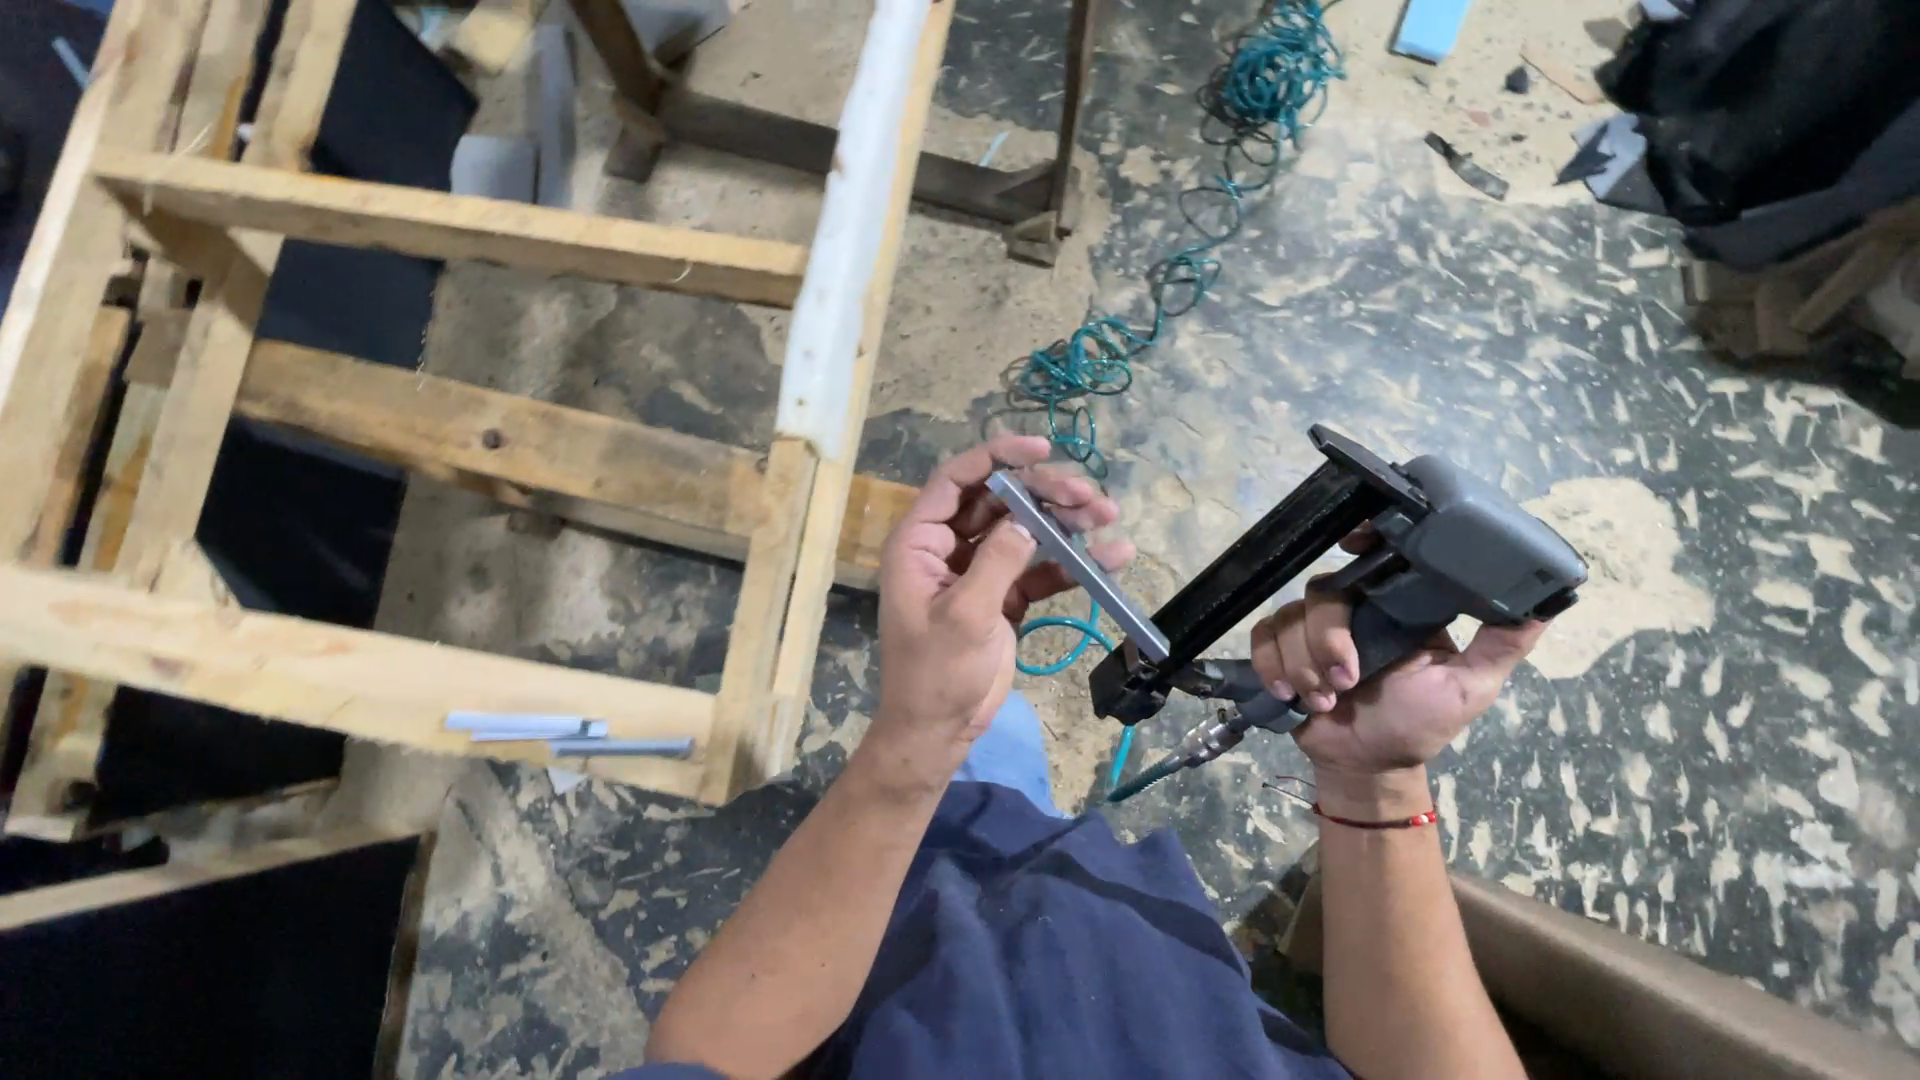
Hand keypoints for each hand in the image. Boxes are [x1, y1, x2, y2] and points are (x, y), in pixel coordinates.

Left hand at [875, 434, 1131, 757]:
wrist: (940, 729)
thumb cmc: (936, 673)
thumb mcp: (965, 615)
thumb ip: (997, 561)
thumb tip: (1029, 518)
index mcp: (920, 543)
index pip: (956, 481)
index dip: (996, 456)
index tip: (1040, 448)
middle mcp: (948, 548)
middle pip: (999, 503)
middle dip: (1044, 494)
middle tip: (1088, 496)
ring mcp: (979, 571)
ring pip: (1025, 531)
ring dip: (1065, 524)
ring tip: (1109, 519)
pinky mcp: (1004, 596)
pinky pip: (1040, 569)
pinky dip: (1071, 564)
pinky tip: (1110, 558)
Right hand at [1249, 529, 1546, 806]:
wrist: (1366, 764)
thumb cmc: (1419, 723)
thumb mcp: (1469, 685)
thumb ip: (1500, 644)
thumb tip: (1549, 600)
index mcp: (1392, 607)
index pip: (1372, 558)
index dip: (1360, 540)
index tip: (1351, 541)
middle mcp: (1348, 610)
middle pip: (1322, 594)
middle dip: (1327, 641)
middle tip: (1346, 681)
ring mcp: (1308, 630)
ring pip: (1288, 621)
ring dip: (1302, 667)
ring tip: (1324, 701)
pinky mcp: (1278, 652)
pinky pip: (1261, 640)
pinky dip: (1270, 668)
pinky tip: (1288, 695)